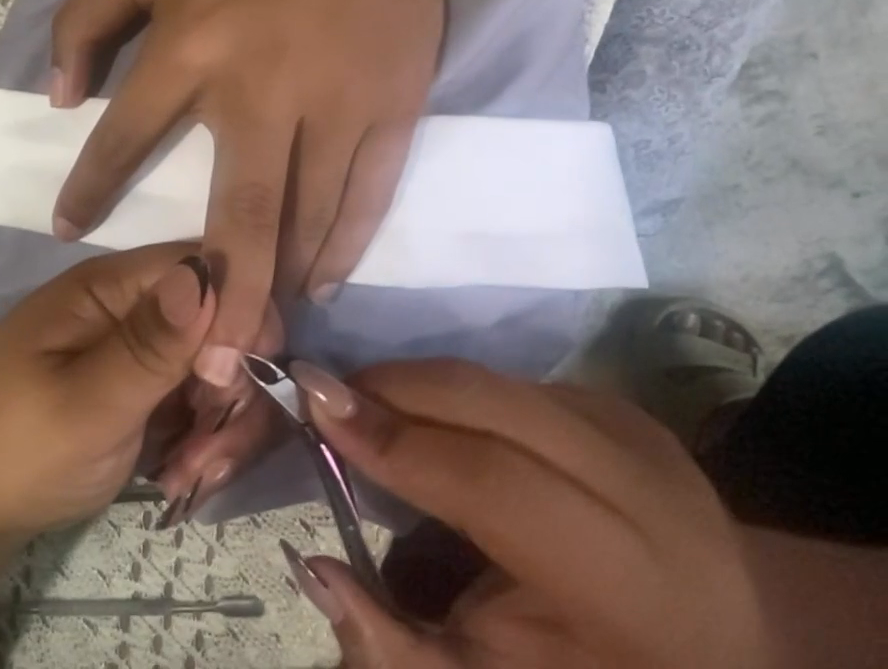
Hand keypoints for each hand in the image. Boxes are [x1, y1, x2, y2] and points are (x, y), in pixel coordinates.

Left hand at [0, 245, 217, 538]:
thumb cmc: (17, 449)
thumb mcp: (85, 402)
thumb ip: (149, 346)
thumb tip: (203, 274)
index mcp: (102, 291)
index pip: (198, 266)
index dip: (239, 313)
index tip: (243, 378)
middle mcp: (124, 312)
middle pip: (221, 326)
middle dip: (232, 391)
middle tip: (210, 452)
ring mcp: (135, 357)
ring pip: (219, 373)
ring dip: (219, 428)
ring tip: (188, 474)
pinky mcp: (142, 397)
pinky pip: (199, 407)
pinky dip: (202, 444)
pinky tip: (178, 477)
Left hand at [49, 0, 471, 388]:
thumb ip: (86, 22)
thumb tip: (61, 98)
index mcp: (187, 50)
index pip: (123, 140)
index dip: (90, 191)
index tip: (65, 231)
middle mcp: (255, 91)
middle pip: (235, 215)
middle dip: (219, 295)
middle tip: (205, 362)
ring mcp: (332, 106)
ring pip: (305, 218)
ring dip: (280, 284)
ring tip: (258, 337)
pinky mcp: (391, 110)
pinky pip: (365, 195)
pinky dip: (343, 245)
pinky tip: (320, 282)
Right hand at [285, 358, 775, 667]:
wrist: (707, 635)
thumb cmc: (583, 665)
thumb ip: (394, 646)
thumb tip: (313, 567)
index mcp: (630, 586)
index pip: (493, 483)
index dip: (396, 440)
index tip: (313, 405)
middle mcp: (648, 494)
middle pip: (492, 404)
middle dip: (392, 387)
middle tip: (319, 393)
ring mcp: (637, 437)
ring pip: (492, 381)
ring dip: (411, 382)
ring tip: (358, 407)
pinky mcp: (617, 408)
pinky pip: (504, 380)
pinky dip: (443, 388)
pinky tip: (416, 415)